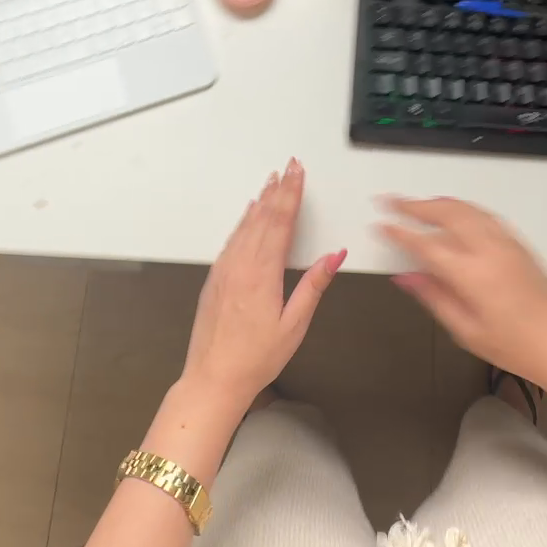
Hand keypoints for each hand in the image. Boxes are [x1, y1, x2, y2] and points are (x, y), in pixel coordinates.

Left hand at [181, 159, 344, 406]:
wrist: (212, 380)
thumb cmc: (256, 358)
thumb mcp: (294, 325)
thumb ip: (314, 286)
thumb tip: (335, 255)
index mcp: (262, 273)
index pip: (280, 222)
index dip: (291, 194)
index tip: (298, 172)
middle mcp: (240, 264)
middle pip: (263, 217)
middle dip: (278, 189)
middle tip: (289, 166)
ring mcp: (224, 269)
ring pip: (245, 225)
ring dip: (261, 200)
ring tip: (272, 180)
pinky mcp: (215, 277)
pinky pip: (233, 238)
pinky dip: (244, 220)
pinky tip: (249, 212)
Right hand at [378, 196, 546, 388]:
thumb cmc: (513, 348)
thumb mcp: (466, 330)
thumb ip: (434, 297)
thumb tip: (405, 276)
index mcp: (471, 273)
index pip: (426, 243)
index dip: (400, 232)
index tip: (381, 224)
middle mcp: (488, 249)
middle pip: (446, 213)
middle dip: (416, 205)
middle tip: (392, 201)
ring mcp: (507, 242)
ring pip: (467, 209)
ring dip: (439, 202)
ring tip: (417, 204)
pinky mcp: (520, 244)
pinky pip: (485, 215)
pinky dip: (463, 208)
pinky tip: (454, 212)